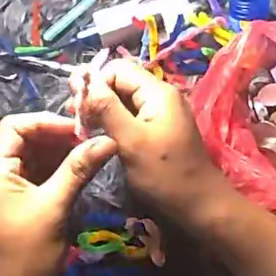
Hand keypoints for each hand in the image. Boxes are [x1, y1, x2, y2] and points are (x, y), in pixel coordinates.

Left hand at [0, 113, 115, 275]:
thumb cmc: (24, 257)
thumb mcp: (54, 209)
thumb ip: (78, 169)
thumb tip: (108, 139)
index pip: (15, 126)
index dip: (47, 121)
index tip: (79, 130)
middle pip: (24, 139)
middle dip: (57, 136)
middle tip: (90, 142)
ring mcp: (4, 192)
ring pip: (32, 158)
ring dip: (59, 153)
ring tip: (90, 155)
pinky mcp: (16, 206)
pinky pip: (35, 177)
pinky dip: (56, 171)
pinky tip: (80, 173)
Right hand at [80, 61, 236, 228]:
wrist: (200, 206)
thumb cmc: (165, 174)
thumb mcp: (132, 141)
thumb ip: (107, 109)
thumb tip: (85, 80)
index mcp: (157, 92)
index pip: (118, 69)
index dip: (95, 81)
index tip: (74, 104)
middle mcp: (161, 96)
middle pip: (121, 82)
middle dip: (96, 95)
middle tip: (74, 117)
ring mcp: (161, 113)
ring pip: (125, 100)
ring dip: (103, 109)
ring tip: (82, 127)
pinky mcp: (159, 129)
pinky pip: (132, 115)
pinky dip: (114, 121)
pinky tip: (101, 135)